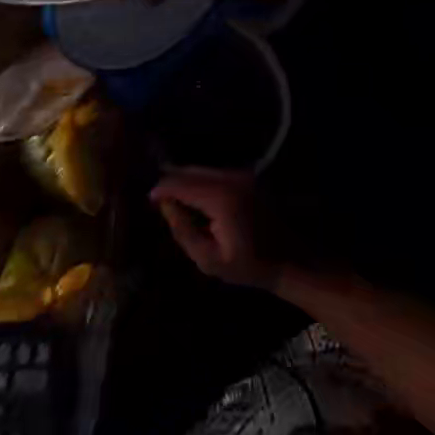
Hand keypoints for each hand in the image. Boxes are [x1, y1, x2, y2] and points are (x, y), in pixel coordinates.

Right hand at [150, 167, 279, 288]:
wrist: (287, 258)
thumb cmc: (247, 265)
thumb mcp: (208, 259)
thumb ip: (183, 231)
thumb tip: (165, 206)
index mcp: (221, 198)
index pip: (182, 184)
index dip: (162, 189)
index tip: (148, 199)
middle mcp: (231, 178)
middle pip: (191, 171)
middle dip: (172, 182)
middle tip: (157, 198)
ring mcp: (241, 174)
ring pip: (202, 169)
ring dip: (185, 180)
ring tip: (172, 199)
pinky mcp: (246, 176)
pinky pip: (215, 173)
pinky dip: (200, 181)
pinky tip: (194, 198)